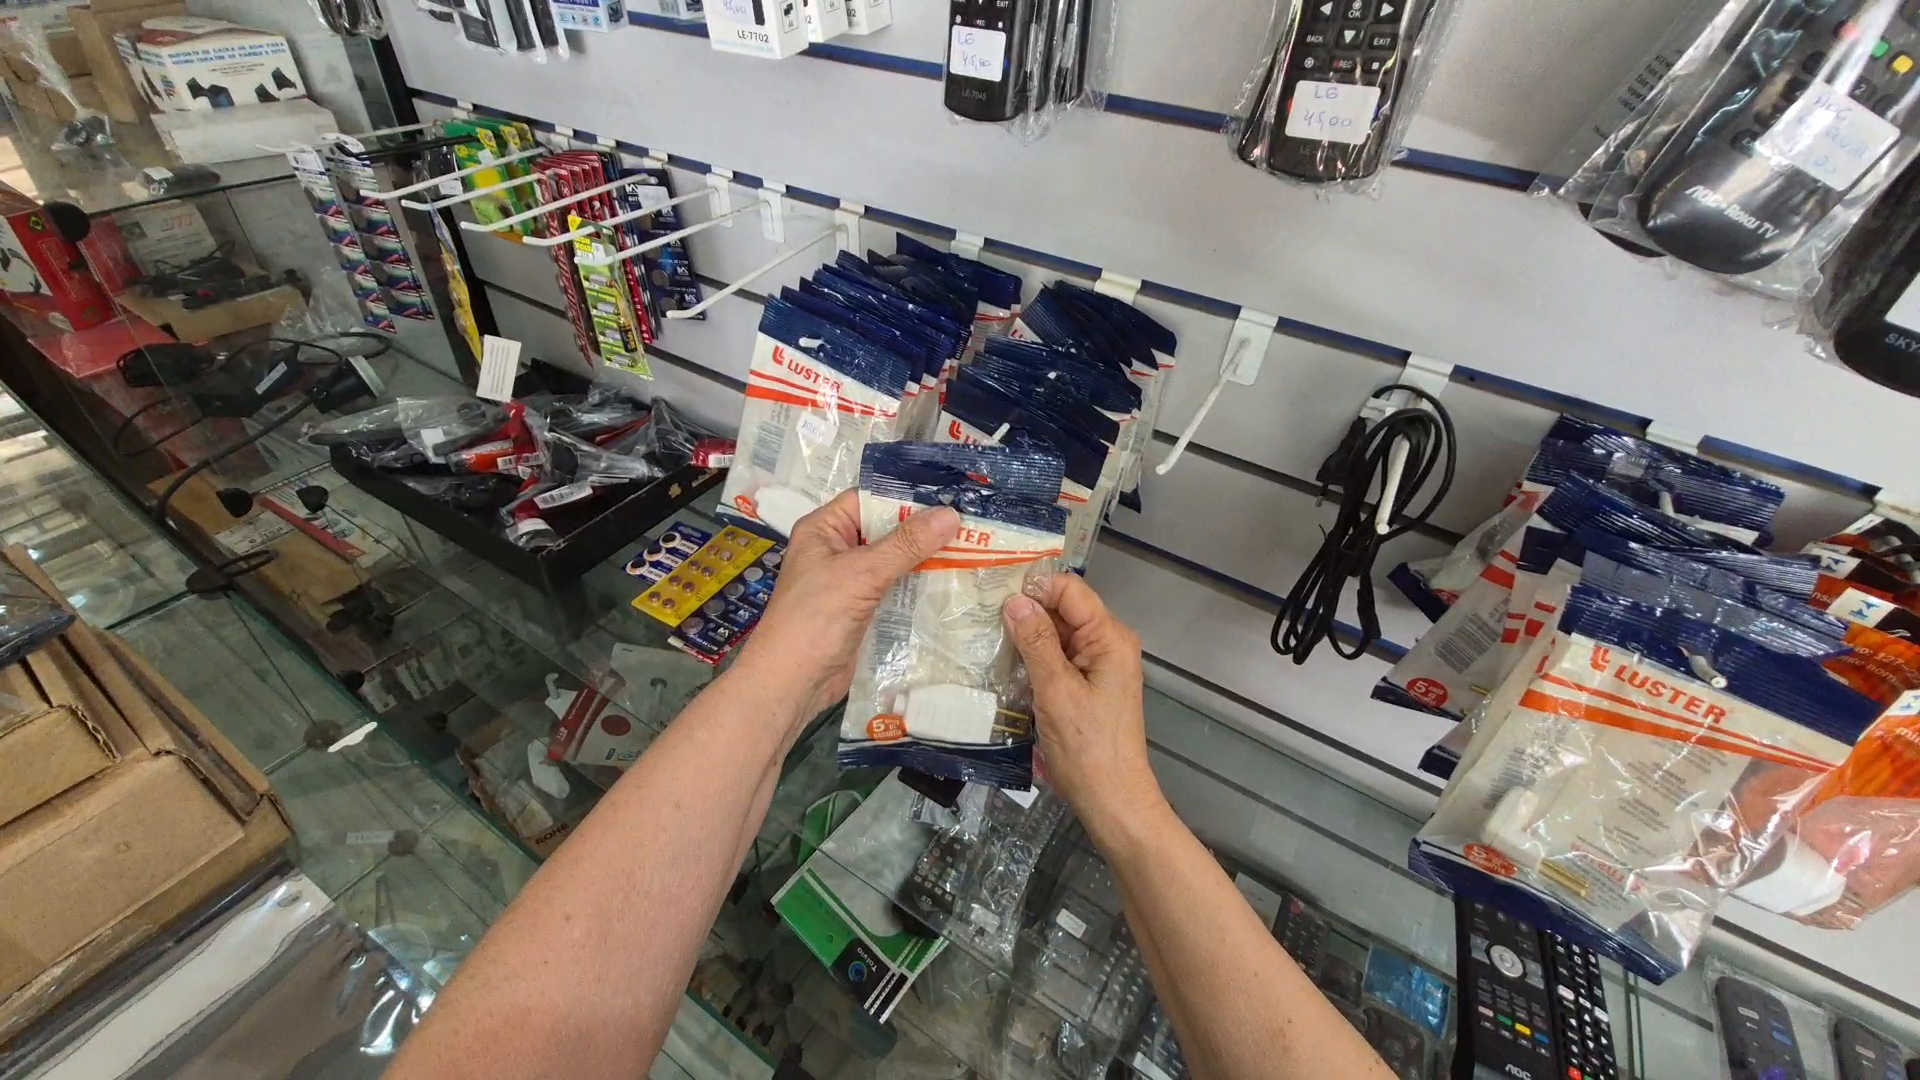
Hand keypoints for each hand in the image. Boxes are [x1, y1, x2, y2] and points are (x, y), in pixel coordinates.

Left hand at [735, 490, 959, 723]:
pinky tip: (952, 581)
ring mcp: (850, 582)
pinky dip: (919, 584)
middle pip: (886, 529)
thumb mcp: (862, 573)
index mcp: (824, 530)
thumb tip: (951, 514)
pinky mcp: (864, 609)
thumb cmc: (816, 618)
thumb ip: (906, 544)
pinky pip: (896, 588)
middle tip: (971, 525)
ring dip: (926, 558)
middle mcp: (837, 550)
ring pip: (894, 560)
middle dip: (923, 530)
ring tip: (971, 549)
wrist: (793, 682)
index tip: (948, 499)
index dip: (905, 498)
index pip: (869, 499)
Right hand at [1003, 576, 1160, 833]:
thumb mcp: (1056, 691)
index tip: (996, 594)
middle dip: (1027, 609)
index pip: (1071, 590)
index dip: (1036, 587)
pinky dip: (1034, 657)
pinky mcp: (1086, 684)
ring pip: (1058, 633)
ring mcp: (1098, 665)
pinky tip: (1005, 662)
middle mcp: (1108, 643)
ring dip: (1027, 635)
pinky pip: (1058, 657)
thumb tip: (1014, 601)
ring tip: (986, 635)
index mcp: (1110, 638)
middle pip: (1064, 609)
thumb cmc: (1087, 747)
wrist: (1112, 800)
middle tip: (983, 613)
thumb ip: (1036, 643)